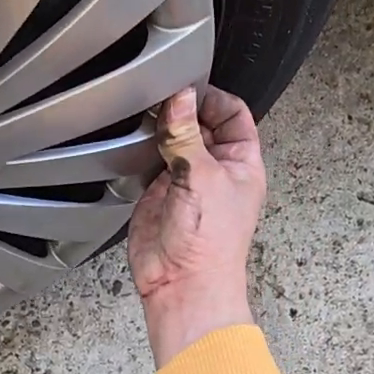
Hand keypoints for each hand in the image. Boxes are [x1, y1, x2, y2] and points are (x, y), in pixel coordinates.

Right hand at [128, 86, 266, 368]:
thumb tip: (179, 97)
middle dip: (180, 113)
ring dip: (158, 133)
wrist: (182, 285)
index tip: (187, 87)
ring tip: (145, 121)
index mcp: (241, 163)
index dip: (211, 98)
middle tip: (159, 101)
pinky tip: (133, 144)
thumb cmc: (210, 244)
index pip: (232, 114)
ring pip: (171, 143)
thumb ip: (186, 134)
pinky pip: (148, 165)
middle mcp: (213, 171)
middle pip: (198, 125)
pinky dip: (140, 154)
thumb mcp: (202, 176)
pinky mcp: (156, 198)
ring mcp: (183, 184)